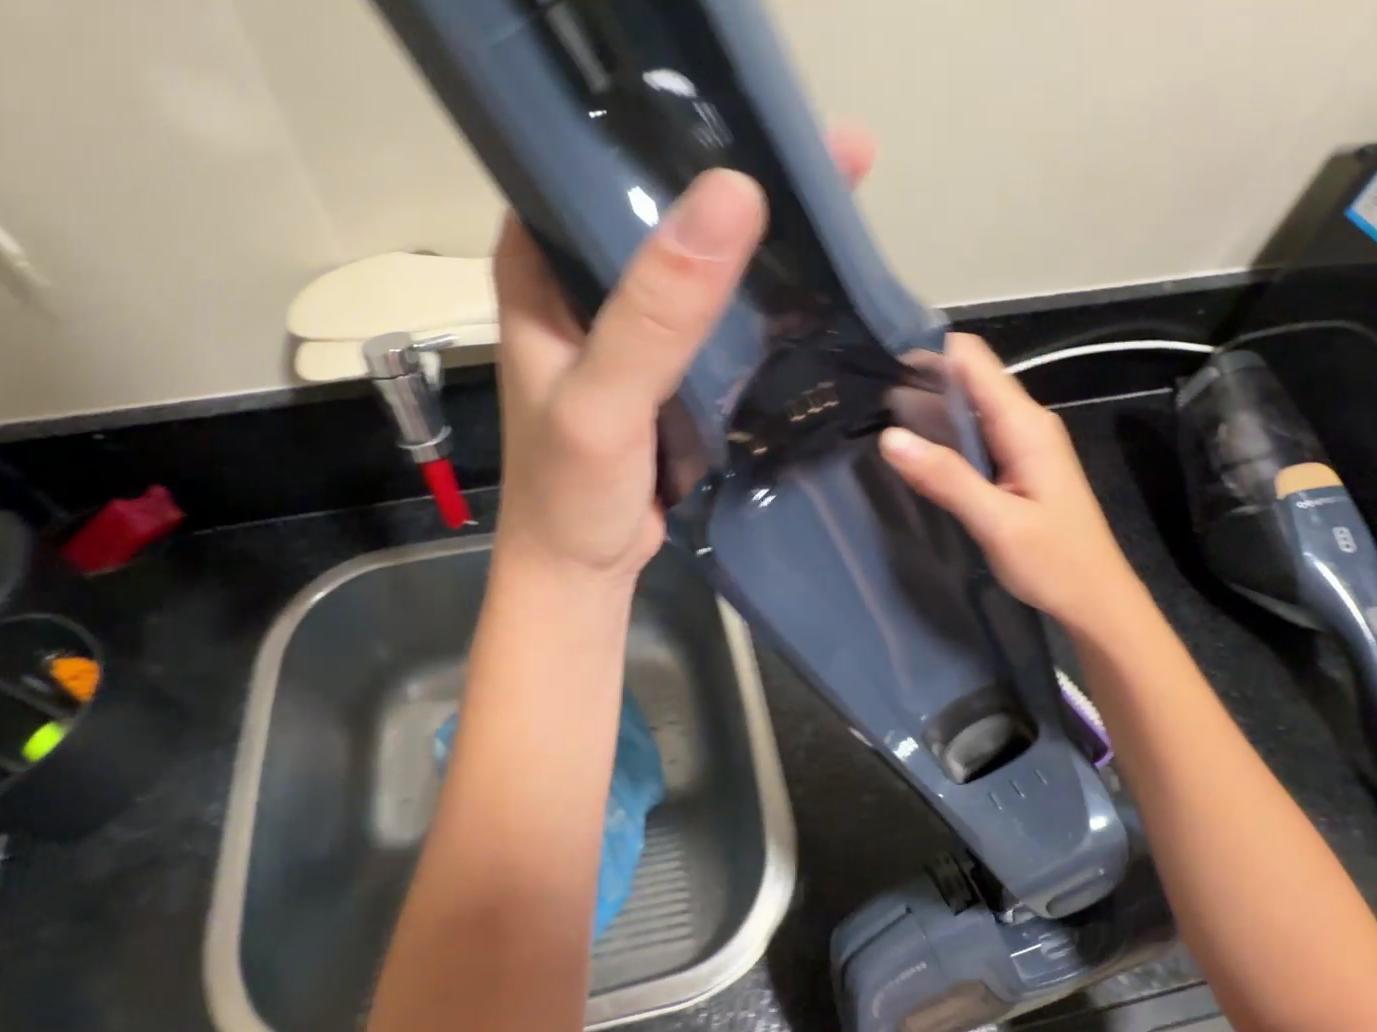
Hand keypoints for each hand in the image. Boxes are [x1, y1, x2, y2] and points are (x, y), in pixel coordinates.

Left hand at [490, 129, 877, 583]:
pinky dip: (758, 294)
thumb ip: (655, 314)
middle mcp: (581, 279)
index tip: (754, 115)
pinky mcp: (664, 360)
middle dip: (737, 179)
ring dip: (757, 234)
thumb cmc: (569, 494)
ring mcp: (627, 320)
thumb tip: (733, 195)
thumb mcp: (603, 403)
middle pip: (661, 204)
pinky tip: (810, 274)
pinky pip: (716, 309)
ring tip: (836, 196)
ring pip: (696, 256)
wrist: (582, 571)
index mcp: (540, 265)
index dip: (673, 134)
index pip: (598, 166)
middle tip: (825, 153)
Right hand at [878, 335, 1142, 630]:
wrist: (1096, 600)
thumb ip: (945, 478)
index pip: (972, 360)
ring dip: (924, 410)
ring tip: (871, 417)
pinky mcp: (1012, 464)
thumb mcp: (997, 523)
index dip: (927, 351)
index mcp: (1024, 425)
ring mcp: (1018, 443)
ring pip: (964, 408)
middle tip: (863, 397)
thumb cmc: (1056, 563)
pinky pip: (969, 436)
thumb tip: (889, 437)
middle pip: (965, 378)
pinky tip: (908, 451)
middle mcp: (1023, 423)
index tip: (878, 362)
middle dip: (917, 380)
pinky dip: (938, 437)